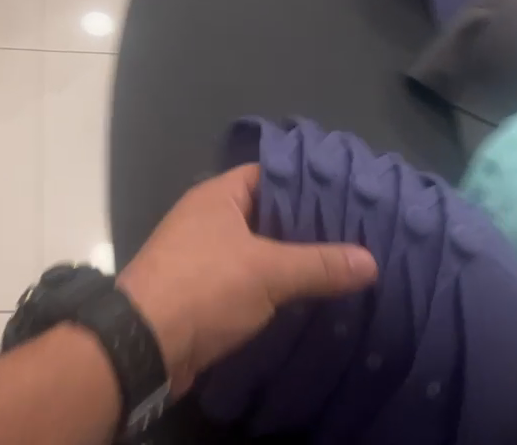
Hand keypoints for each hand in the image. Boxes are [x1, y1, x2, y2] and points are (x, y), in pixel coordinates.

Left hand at [116, 164, 377, 394]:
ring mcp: (202, 255)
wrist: (146, 342)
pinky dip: (272, 288)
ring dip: (289, 261)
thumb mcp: (267, 271)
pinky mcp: (202, 292)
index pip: (267, 175)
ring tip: (340, 268)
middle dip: (304, 227)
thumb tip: (371, 260)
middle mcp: (208, 218)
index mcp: (217, 196)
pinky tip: (306, 301)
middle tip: (353, 236)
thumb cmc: (204, 286)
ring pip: (256, 251)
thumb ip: (318, 264)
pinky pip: (246, 281)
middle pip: (264, 214)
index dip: (303, 183)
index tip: (345, 195)